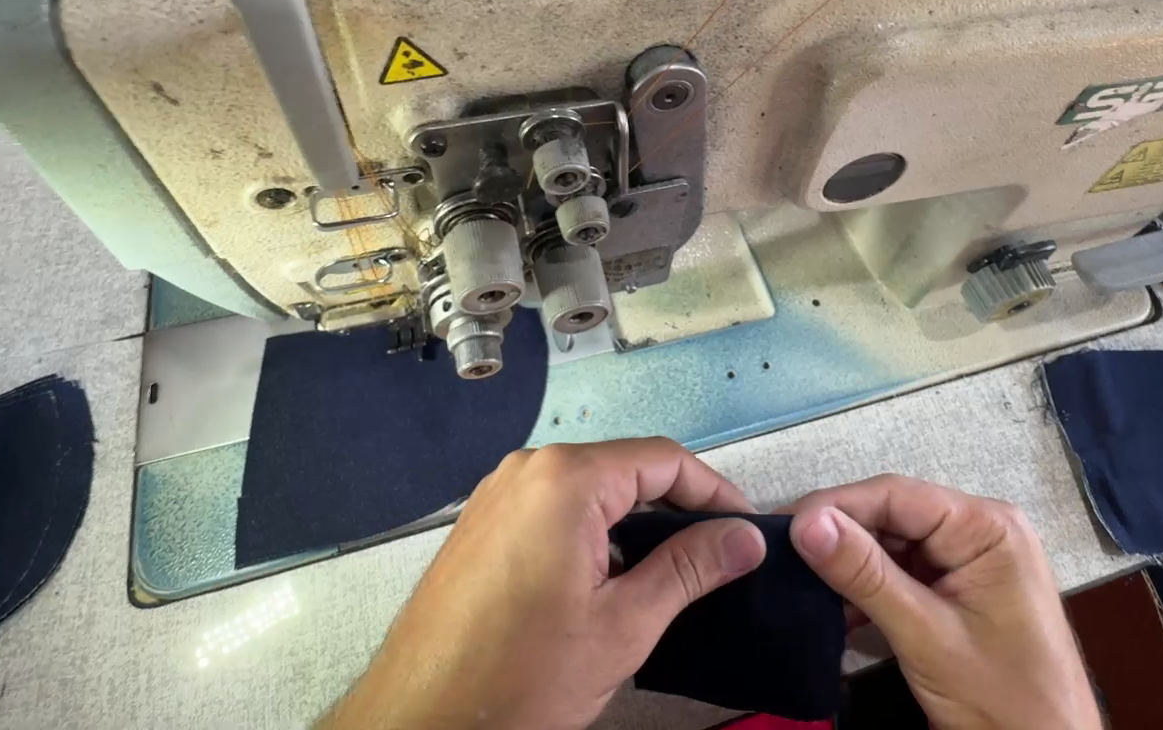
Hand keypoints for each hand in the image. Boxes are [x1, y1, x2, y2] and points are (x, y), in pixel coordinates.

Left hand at [328, 438, 767, 729]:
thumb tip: (746, 537)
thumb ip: (690, 569)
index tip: (745, 529)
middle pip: (625, 468)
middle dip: (675, 507)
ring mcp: (501, 491)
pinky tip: (607, 576)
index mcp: (567, 477)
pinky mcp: (485, 519)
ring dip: (634, 521)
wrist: (416, 722)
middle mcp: (530, 467)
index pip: (663, 459)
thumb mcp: (622, 624)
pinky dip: (593, 529)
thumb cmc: (521, 676)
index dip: (712, 492)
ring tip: (668, 571)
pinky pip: (556, 505)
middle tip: (714, 555)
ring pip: (591, 487)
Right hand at [781, 476, 1099, 729]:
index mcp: (986, 526)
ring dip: (848, 563)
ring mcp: (968, 557)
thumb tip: (804, 522)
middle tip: (781, 550)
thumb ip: (865, 575)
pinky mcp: (956, 586)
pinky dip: (867, 587)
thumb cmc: (1003, 703)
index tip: (781, 524)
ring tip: (797, 575)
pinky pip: (901, 570)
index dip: (835, 505)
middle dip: (838, 534)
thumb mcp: (928, 637)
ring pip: (890, 542)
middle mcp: (978, 528)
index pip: (895, 495)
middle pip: (890, 515)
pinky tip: (832, 604)